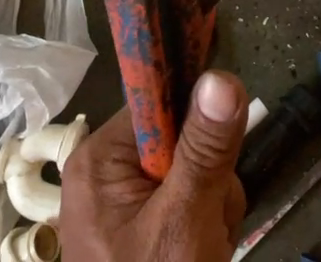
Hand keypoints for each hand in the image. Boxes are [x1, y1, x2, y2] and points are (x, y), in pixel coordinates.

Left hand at [59, 71, 249, 261]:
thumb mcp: (183, 222)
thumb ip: (204, 151)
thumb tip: (221, 76)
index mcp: (99, 159)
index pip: (160, 102)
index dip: (196, 123)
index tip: (218, 153)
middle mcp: (106, 170)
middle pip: (183, 137)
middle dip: (210, 178)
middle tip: (207, 221)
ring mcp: (125, 199)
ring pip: (196, 169)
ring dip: (214, 205)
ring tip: (204, 246)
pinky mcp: (142, 221)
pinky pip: (190, 197)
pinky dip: (206, 222)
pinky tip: (202, 249)